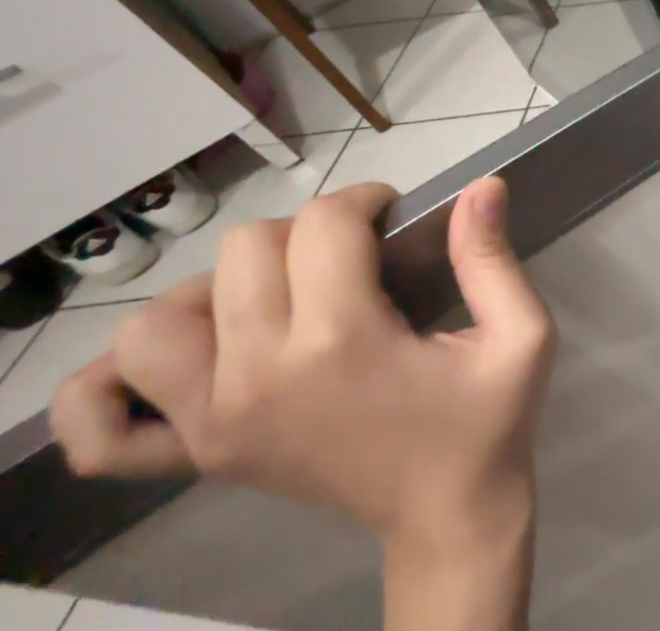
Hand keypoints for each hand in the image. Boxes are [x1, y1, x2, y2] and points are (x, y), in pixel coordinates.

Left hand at [51, 177, 555, 561]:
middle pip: (242, 253)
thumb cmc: (488, 419)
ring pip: (158, 320)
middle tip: (352, 255)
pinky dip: (108, 391)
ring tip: (278, 299)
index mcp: (345, 340)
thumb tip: (483, 186)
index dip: (364, 200)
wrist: (448, 509)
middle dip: (304, 232)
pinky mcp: (195, 454)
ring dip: (215, 290)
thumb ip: (493, 259)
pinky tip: (178, 365)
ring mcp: (213, 420)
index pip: (323, 227)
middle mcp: (260, 375)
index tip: (394, 213)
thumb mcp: (523, 335)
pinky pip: (99, 426)